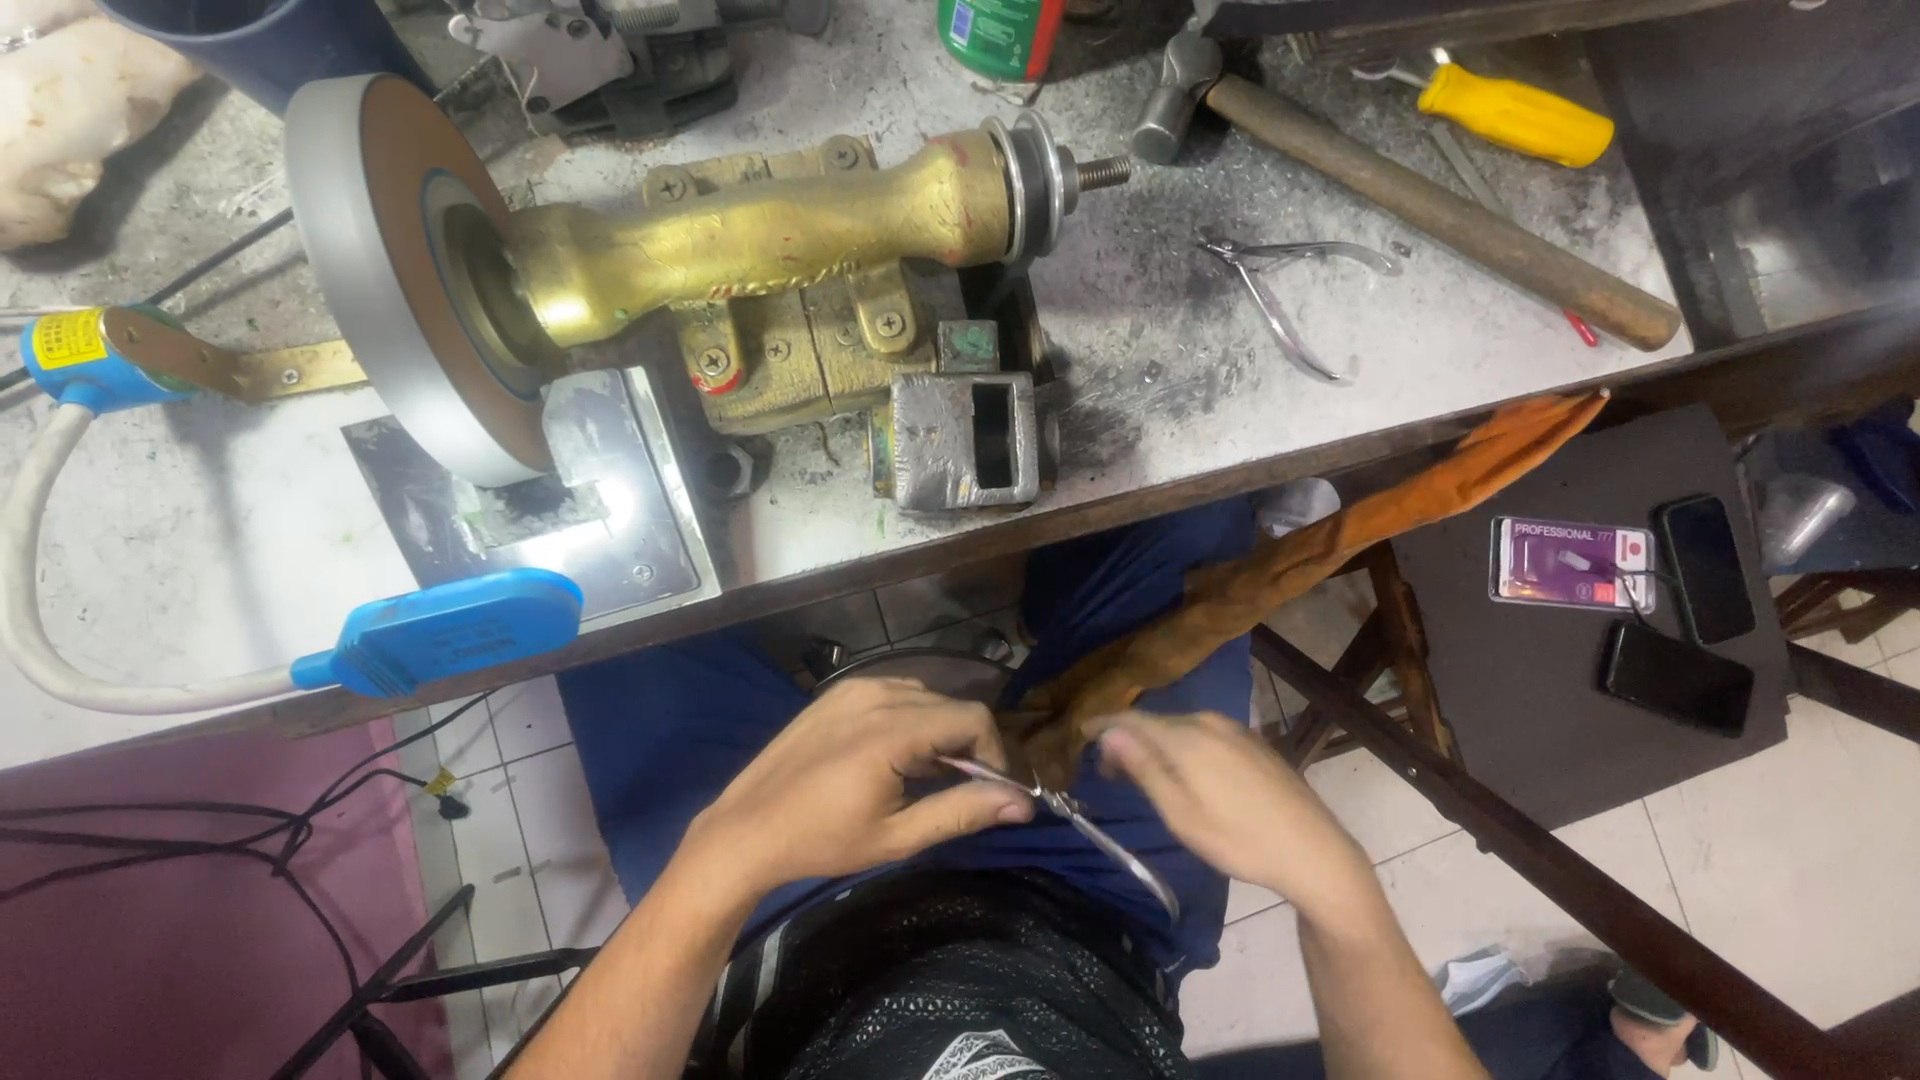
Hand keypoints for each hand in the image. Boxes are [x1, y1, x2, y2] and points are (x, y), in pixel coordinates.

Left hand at [680, 678, 1034, 897]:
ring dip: (939, 729)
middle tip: (962, 788)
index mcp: (892, 730)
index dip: (995, 753)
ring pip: (924, 696)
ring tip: (926, 774)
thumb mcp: (898, 837)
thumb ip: (962, 812)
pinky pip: (894, 691)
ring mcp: (853, 687)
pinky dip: (910, 716)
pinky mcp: (838, 691)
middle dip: (969, 744)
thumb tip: (1023, 803)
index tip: (991, 791)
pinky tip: (894, 753)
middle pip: (951, 705)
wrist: (747, 828)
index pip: (973, 718)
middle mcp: (876, 695)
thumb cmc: (823, 841)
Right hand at [1091, 710, 1379, 926]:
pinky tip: (1184, 772)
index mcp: (1187, 737)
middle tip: (1108, 769)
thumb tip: (1110, 734)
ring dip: (1156, 744)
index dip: (1102, 724)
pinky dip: (1183, 747)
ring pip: (1181, 728)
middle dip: (1127, 738)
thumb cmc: (1239, 840)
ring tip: (1142, 772)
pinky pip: (1204, 735)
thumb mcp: (1180, 814)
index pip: (1131, 719)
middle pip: (1156, 722)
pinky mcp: (1254, 743)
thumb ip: (1143, 769)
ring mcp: (1235, 730)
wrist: (1316, 853)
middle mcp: (1209, 722)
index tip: (1079, 734)